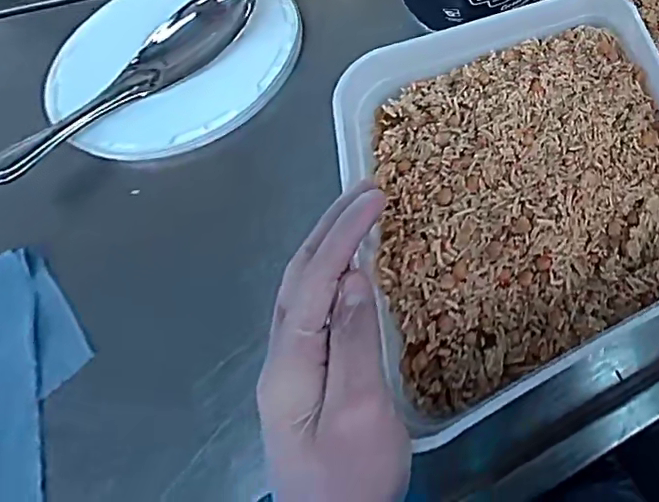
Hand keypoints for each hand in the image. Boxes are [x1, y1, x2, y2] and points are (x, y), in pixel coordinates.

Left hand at [257, 182, 409, 501]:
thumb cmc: (353, 479)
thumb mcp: (360, 414)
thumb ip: (355, 342)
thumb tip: (355, 276)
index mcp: (289, 365)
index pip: (315, 281)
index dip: (345, 234)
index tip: (377, 197)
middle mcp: (282, 356)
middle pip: (300, 273)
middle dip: (332, 224)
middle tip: (368, 187)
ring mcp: (291, 363)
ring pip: (304, 284)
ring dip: (330, 239)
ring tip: (362, 206)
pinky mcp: (307, 369)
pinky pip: (316, 300)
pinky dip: (334, 264)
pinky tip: (354, 257)